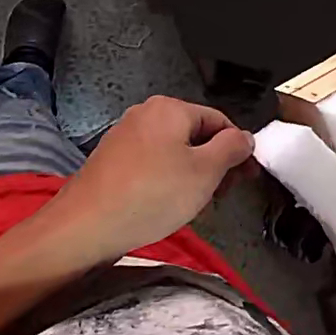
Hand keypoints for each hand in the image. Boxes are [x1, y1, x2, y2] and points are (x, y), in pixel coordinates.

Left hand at [38, 96, 253, 263]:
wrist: (88, 226)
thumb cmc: (151, 196)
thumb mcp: (207, 171)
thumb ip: (232, 148)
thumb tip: (244, 137)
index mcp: (170, 108)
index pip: (221, 121)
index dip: (239, 150)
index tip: (246, 177)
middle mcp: (146, 114)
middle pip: (197, 134)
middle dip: (215, 164)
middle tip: (222, 193)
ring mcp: (126, 136)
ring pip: (175, 151)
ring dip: (193, 175)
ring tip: (195, 203)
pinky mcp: (113, 159)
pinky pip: (153, 163)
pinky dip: (167, 180)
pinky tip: (166, 204)